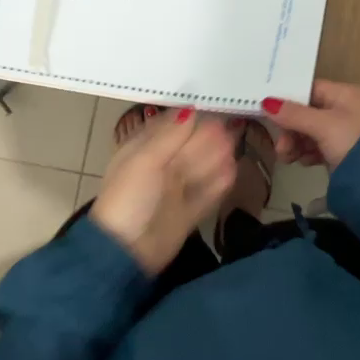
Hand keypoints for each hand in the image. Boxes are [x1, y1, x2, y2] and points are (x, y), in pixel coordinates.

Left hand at [90, 108, 237, 274]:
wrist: (125, 250)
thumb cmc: (129, 198)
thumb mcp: (145, 161)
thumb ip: (170, 136)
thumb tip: (191, 109)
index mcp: (142, 151)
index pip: (169, 128)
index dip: (190, 119)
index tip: (212, 110)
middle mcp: (160, 168)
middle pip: (188, 147)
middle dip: (207, 138)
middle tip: (230, 128)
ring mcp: (174, 191)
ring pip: (199, 169)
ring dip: (216, 159)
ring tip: (235, 147)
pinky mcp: (186, 213)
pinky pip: (206, 195)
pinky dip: (218, 184)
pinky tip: (232, 173)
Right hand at [260, 80, 359, 170]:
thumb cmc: (353, 143)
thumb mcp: (323, 126)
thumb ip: (294, 114)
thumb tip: (266, 101)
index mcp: (345, 95)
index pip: (309, 90)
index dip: (288, 100)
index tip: (268, 114)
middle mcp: (346, 109)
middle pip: (307, 112)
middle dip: (290, 129)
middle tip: (281, 148)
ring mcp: (346, 131)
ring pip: (311, 131)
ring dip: (296, 143)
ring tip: (289, 158)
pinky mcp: (344, 151)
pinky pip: (319, 146)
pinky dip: (308, 152)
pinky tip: (303, 162)